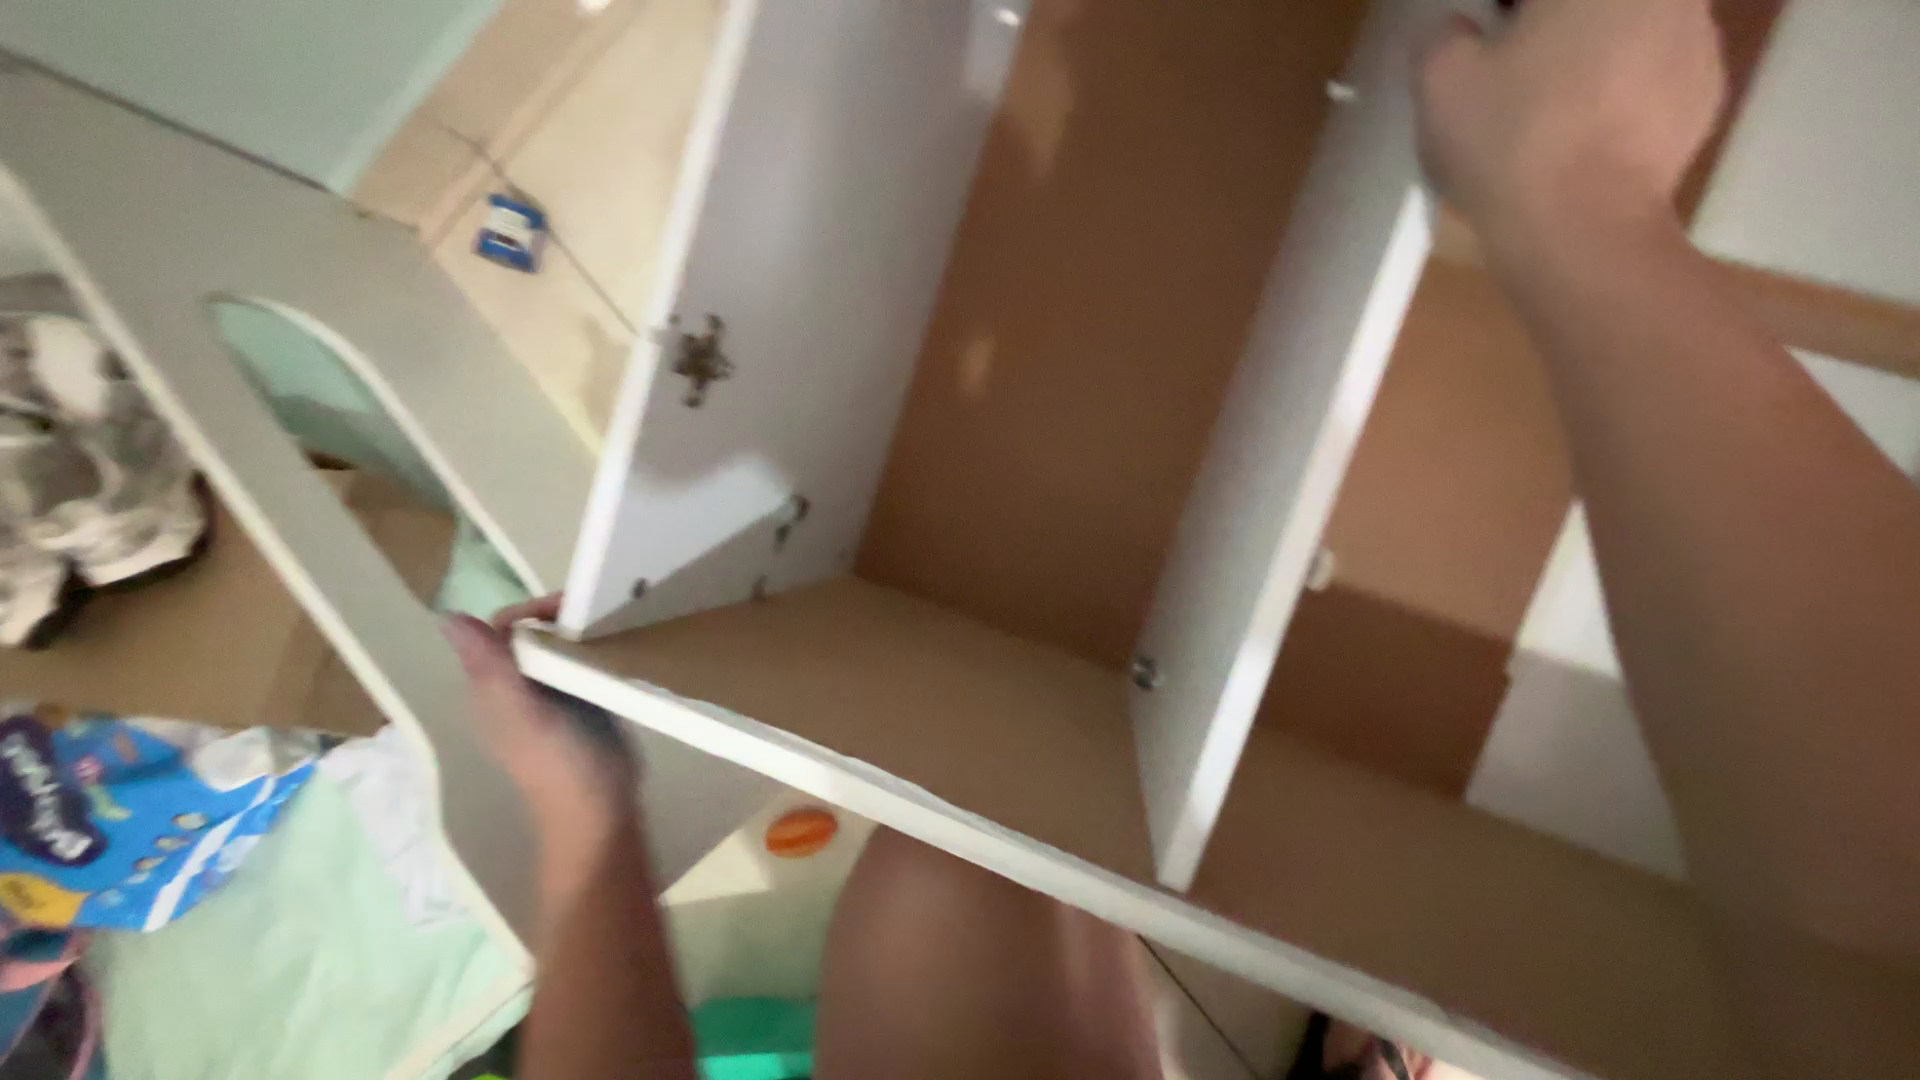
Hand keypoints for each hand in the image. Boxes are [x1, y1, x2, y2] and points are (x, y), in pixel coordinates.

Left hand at [444, 596, 638, 891]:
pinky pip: (582, 664)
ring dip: (580, 630)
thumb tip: (447, 616)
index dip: (531, 610)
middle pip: (531, 634)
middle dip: (559, 616)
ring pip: (558, 648)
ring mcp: (552, 698)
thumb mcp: (524, 713)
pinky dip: (596, 650)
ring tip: (612, 623)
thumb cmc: (561, 763)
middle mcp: (517, 688)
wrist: (601, 810)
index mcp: (493, 688)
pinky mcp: (584, 704)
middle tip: (599, 612)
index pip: (501, 629)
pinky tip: (618, 649)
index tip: (571, 606)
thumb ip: (491, 668)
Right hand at [1414, 0, 1726, 249]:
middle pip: (1587, 4)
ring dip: (1589, 54)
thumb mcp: (1439, 84)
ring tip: (1546, 111)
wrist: (1581, 225)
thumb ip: (1442, 38)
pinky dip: (1617, 92)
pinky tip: (1580, 138)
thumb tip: (1456, 29)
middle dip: (1548, 26)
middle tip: (1508, 68)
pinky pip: (1652, 73)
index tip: (1480, 34)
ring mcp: (1697, 35)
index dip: (1499, 12)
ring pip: (1628, 28)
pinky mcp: (1705, 91)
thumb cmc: (1507, 141)